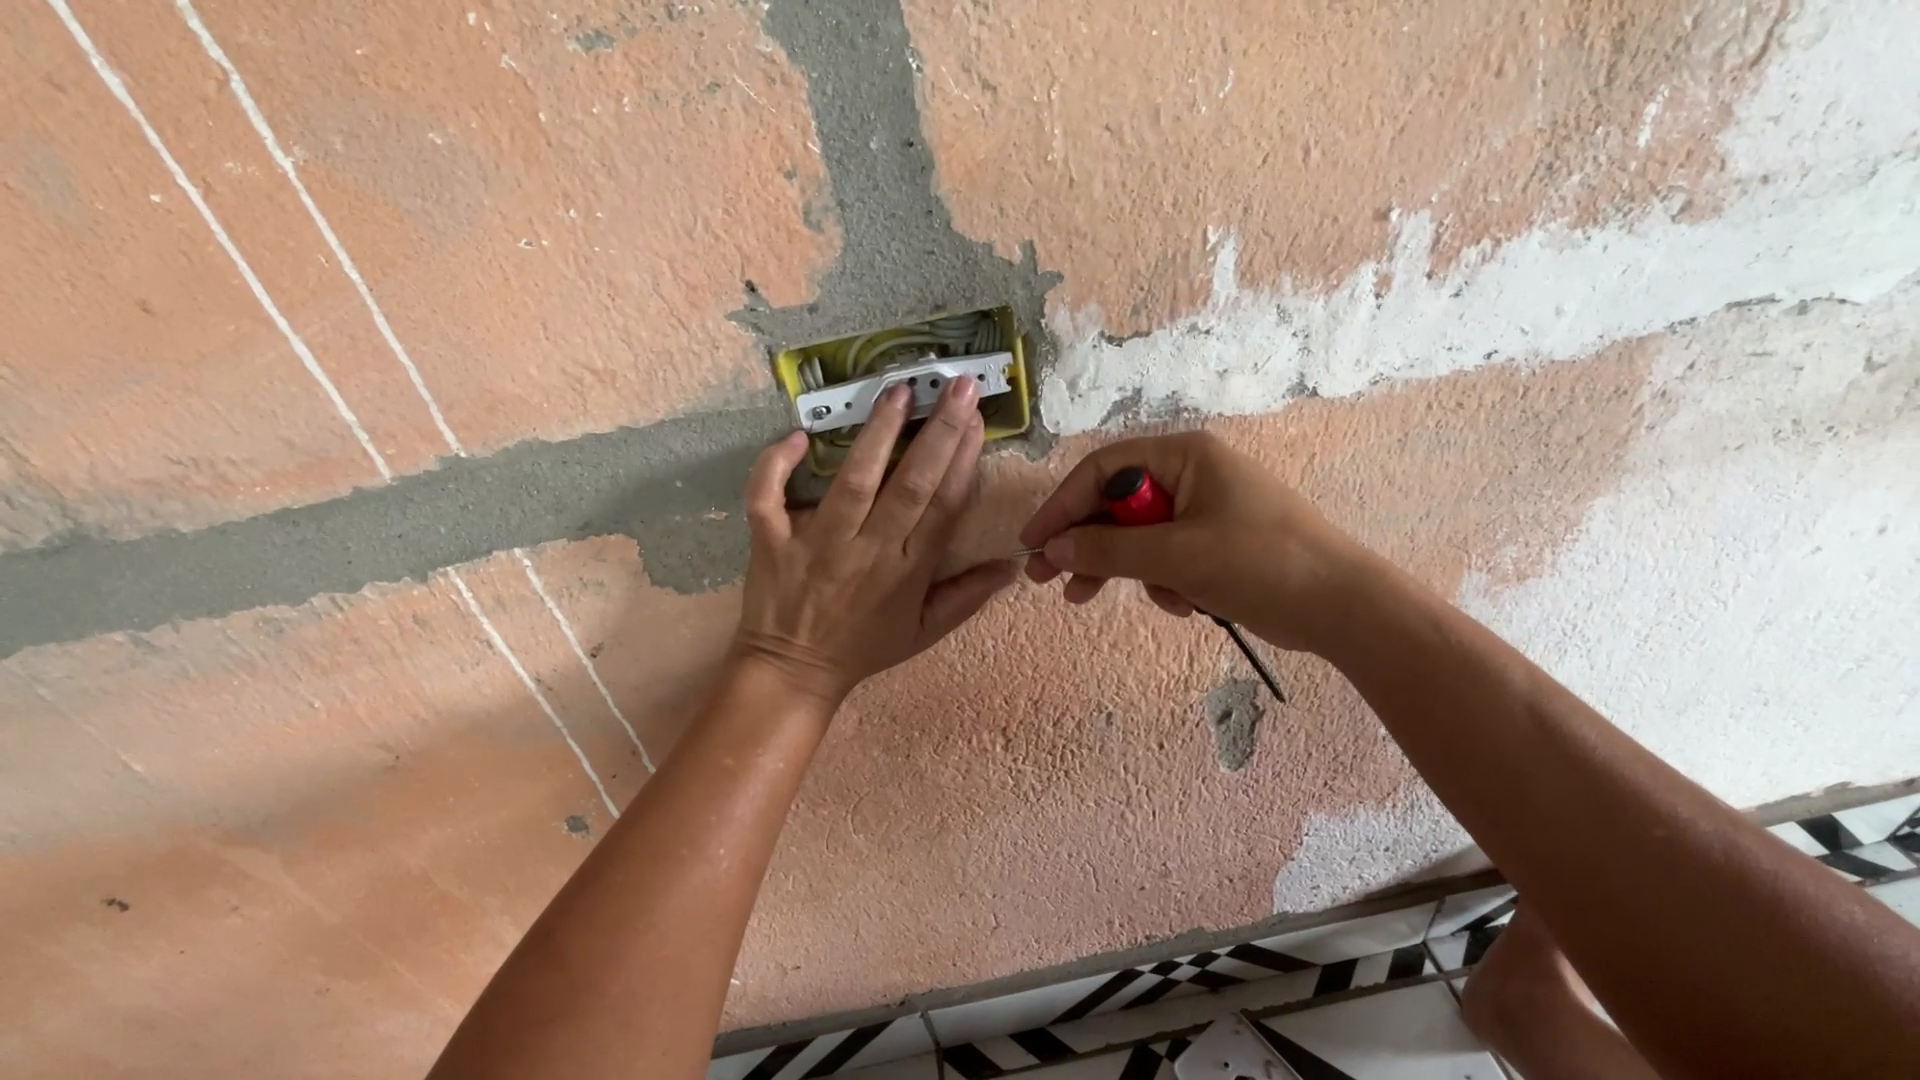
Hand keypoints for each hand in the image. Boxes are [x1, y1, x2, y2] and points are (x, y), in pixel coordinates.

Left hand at [733, 378, 1018, 704]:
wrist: (792, 671)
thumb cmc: (863, 648)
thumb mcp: (924, 632)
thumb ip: (967, 596)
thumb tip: (1013, 565)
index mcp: (907, 571)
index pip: (944, 507)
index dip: (964, 461)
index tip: (978, 419)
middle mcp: (867, 551)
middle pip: (910, 486)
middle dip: (938, 434)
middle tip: (957, 385)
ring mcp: (817, 545)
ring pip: (852, 483)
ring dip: (876, 436)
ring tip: (898, 392)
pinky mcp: (772, 543)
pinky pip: (767, 499)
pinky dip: (775, 467)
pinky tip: (797, 436)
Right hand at [1018, 431, 1370, 653]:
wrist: (1343, 607)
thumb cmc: (1261, 564)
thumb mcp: (1176, 556)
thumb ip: (1108, 549)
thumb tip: (1052, 547)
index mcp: (1185, 456)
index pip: (1102, 469)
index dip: (1062, 505)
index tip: (1033, 543)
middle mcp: (1191, 475)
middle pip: (1115, 504)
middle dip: (1085, 543)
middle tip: (1049, 580)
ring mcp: (1204, 511)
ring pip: (1137, 536)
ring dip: (1122, 568)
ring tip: (1092, 599)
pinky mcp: (1215, 545)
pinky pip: (1165, 558)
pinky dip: (1162, 582)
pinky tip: (1181, 605)